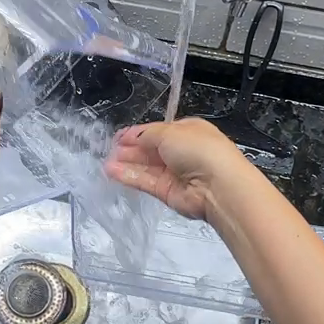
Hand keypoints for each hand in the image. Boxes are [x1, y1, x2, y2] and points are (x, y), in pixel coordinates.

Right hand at [104, 118, 254, 220]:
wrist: (218, 185)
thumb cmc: (198, 150)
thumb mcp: (169, 132)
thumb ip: (146, 134)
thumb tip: (131, 137)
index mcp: (186, 131)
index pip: (157, 131)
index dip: (137, 133)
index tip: (118, 136)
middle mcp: (181, 152)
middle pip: (150, 149)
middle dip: (130, 148)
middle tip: (109, 149)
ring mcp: (174, 173)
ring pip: (146, 167)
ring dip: (126, 163)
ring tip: (106, 162)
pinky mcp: (167, 192)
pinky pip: (145, 182)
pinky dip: (129, 176)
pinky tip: (112, 172)